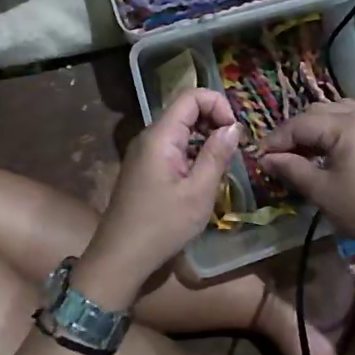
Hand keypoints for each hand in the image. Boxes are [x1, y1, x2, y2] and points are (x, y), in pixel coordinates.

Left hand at [78, 89, 239, 306]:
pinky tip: (203, 178)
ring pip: (180, 131)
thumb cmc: (162, 226)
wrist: (120, 257)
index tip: (234, 131)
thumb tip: (233, 127)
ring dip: (205, 140)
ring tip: (222, 165)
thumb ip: (217, 155)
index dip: (218, 104)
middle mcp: (149, 137)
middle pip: (185, 111)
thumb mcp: (198, 193)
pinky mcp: (144, 169)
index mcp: (160, 136)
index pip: (191, 97)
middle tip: (233, 150)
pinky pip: (172, 148)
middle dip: (214, 122)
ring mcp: (144, 153)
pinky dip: (192, 154)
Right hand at [258, 101, 354, 272]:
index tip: (260, 156)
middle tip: (280, 154)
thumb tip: (266, 159)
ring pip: (340, 111)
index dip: (277, 139)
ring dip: (318, 127)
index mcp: (348, 125)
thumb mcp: (321, 191)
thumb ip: (291, 168)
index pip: (301, 123)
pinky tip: (331, 151)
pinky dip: (339, 129)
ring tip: (304, 151)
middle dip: (297, 130)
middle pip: (320, 110)